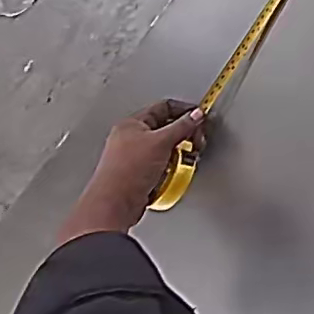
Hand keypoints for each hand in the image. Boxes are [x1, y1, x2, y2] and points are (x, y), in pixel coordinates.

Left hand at [59, 100, 205, 241]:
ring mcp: (134, 158)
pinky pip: (161, 166)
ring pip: (165, 149)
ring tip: (180, 161)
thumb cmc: (127, 172)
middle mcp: (130, 139)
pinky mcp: (138, 175)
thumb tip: (195, 115)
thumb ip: (182, 126)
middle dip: (183, 136)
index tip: (199, 118)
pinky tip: (170, 174)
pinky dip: (170, 169)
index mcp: (132, 124)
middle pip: (166, 129)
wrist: (115, 206)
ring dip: (177, 155)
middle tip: (195, 142)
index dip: (184, 111)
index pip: (164, 107)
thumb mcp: (162, 142)